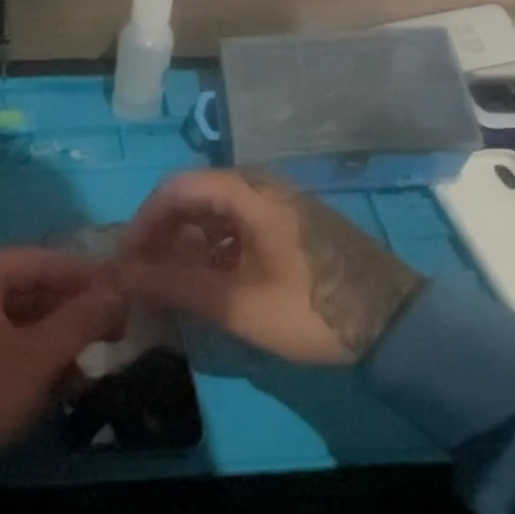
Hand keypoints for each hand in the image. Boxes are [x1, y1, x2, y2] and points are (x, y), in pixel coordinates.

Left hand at [0, 248, 126, 451]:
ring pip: (19, 320)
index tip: (126, 299)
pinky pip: (3, 344)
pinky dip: (34, 358)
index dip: (88, 279)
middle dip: (74, 314)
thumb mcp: (39, 357)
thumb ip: (83, 318)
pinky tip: (62, 382)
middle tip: (114, 335)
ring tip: (91, 364)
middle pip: (30, 289)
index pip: (42, 261)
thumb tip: (122, 288)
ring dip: (57, 340)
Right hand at [117, 169, 423, 364]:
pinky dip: (213, 253)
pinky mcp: (294, 232)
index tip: (126, 260)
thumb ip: (173, 285)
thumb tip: (121, 275)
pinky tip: (208, 285)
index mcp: (251, 196)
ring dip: (186, 246)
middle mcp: (264, 191)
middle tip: (144, 274)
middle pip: (196, 199)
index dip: (143, 221)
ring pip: (217, 217)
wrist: (393, 324)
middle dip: (162, 234)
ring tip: (170, 284)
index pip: (178, 188)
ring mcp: (282, 210)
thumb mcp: (234, 303)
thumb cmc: (309, 309)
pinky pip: (240, 231)